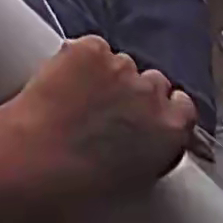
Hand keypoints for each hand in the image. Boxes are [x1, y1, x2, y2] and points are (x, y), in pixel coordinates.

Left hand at [0, 36, 196, 209]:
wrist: (42, 151)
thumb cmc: (84, 176)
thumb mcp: (138, 172)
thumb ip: (154, 144)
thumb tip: (149, 132)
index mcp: (172, 128)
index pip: (181, 104)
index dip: (161, 106)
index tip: (144, 110)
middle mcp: (151, 91)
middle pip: (152, 79)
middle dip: (133, 88)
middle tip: (108, 102)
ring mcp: (120, 65)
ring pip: (119, 60)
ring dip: (105, 71)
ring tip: (81, 91)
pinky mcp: (90, 46)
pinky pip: (92, 46)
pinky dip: (81, 56)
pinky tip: (67, 75)